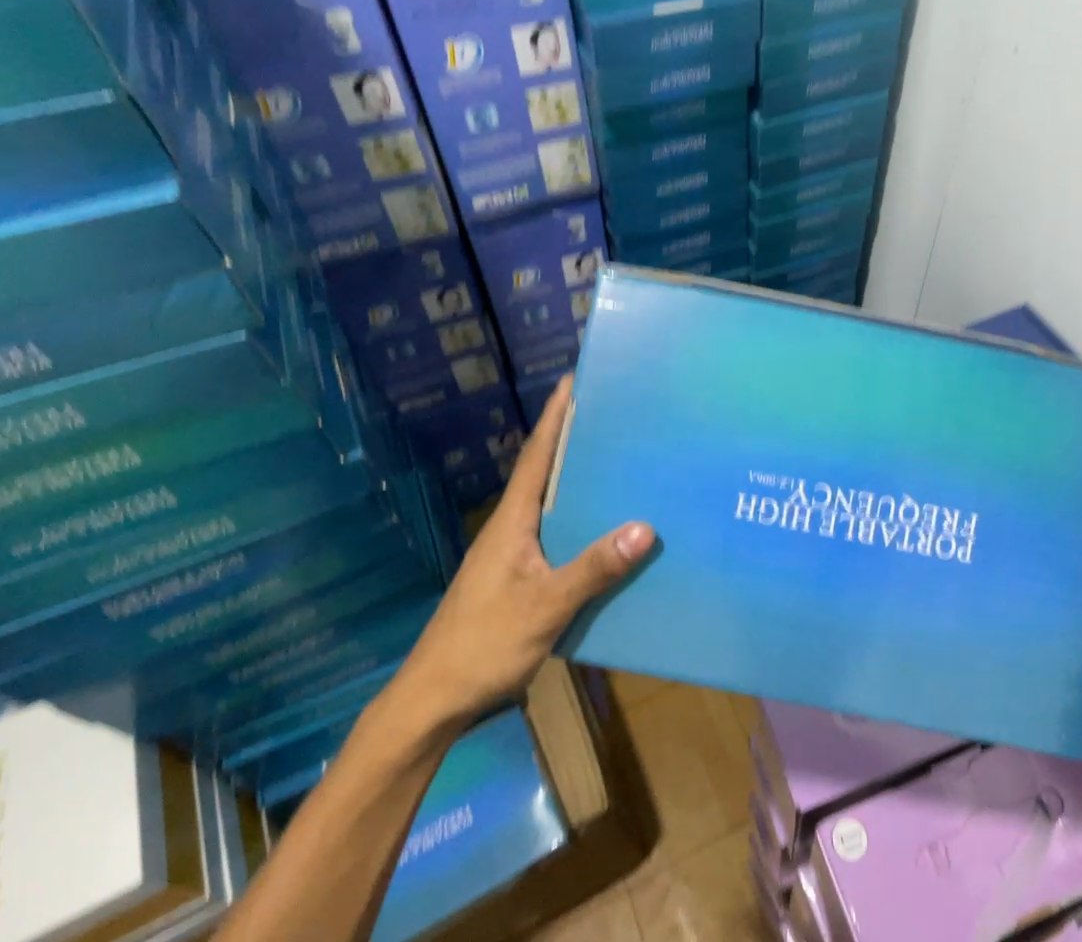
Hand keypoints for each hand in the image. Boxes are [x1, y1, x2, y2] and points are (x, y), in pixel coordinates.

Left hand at [392, 378, 654, 735]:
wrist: (436, 699)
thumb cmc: (484, 644)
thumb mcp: (545, 606)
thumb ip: (593, 568)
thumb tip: (645, 528)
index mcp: (510, 524)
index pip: (535, 458)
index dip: (555, 419)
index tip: (574, 381)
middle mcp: (509, 533)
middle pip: (544, 478)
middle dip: (574, 445)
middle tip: (615, 421)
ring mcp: (512, 561)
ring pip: (552, 512)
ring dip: (580, 489)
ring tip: (623, 472)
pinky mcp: (518, 586)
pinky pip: (557, 544)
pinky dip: (582, 531)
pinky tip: (609, 542)